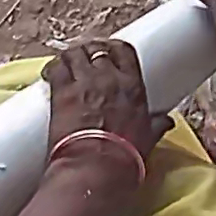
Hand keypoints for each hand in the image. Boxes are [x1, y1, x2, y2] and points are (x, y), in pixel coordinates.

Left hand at [43, 40, 170, 181]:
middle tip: (85, 58)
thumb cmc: (124, 156)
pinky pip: (56, 68)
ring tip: (66, 64)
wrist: (96, 167)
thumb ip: (156, 124)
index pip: (124, 51)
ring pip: (75, 53)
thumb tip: (166, 121)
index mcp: (133, 85)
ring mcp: (85, 82)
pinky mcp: (62, 92)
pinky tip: (49, 74)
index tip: (108, 52)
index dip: (114, 48)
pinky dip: (52, 68)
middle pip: (97, 49)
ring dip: (70, 56)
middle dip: (90, 50)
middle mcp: (109, 77)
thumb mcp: (148, 136)